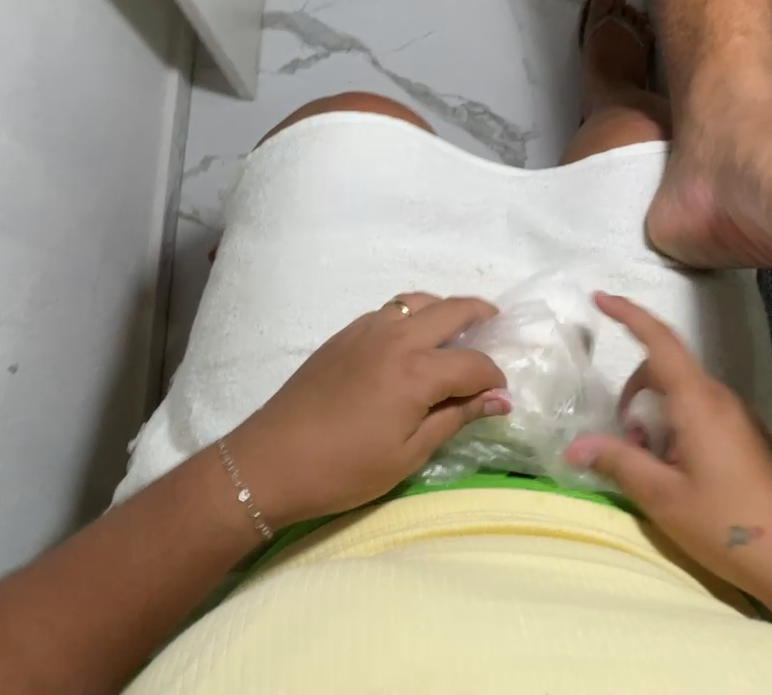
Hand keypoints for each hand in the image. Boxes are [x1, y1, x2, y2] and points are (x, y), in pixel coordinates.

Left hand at [226, 294, 510, 526]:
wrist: (271, 462)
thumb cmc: (345, 469)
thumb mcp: (409, 454)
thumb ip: (456, 417)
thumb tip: (500, 400)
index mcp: (417, 371)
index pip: (474, 363)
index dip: (494, 379)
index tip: (500, 396)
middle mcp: (396, 338)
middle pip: (450, 310)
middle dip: (480, 313)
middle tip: (495, 323)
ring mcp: (366, 329)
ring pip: (416, 300)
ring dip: (442, 307)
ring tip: (455, 326)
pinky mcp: (344, 334)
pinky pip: (388, 310)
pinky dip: (411, 314)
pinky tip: (410, 339)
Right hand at [565, 292, 771, 645]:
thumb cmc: (727, 526)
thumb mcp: (662, 497)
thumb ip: (617, 461)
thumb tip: (574, 445)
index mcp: (698, 401)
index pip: (659, 341)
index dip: (629, 314)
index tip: (600, 297)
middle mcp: (720, 398)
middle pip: (666, 368)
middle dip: (634, 390)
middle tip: (622, 437)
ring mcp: (738, 416)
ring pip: (682, 393)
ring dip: (654, 414)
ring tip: (648, 462)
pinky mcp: (747, 437)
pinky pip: (700, 412)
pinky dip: (675, 426)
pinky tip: (675, 470)